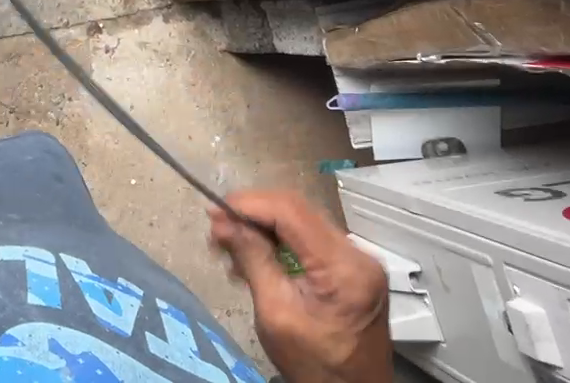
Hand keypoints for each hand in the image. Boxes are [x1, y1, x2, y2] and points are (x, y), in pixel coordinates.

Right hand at [208, 190, 390, 382]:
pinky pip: (307, 236)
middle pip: (294, 209)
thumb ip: (252, 258)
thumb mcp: (276, 313)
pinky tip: (255, 254)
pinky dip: (276, 238)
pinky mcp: (351, 267)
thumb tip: (221, 220)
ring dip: (260, 225)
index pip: (289, 211)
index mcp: (344, 267)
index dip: (246, 204)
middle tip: (216, 230)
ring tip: (229, 245)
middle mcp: (357, 254)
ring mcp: (357, 259)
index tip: (212, 213)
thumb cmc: (314, 364)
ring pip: (298, 219)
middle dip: (250, 213)